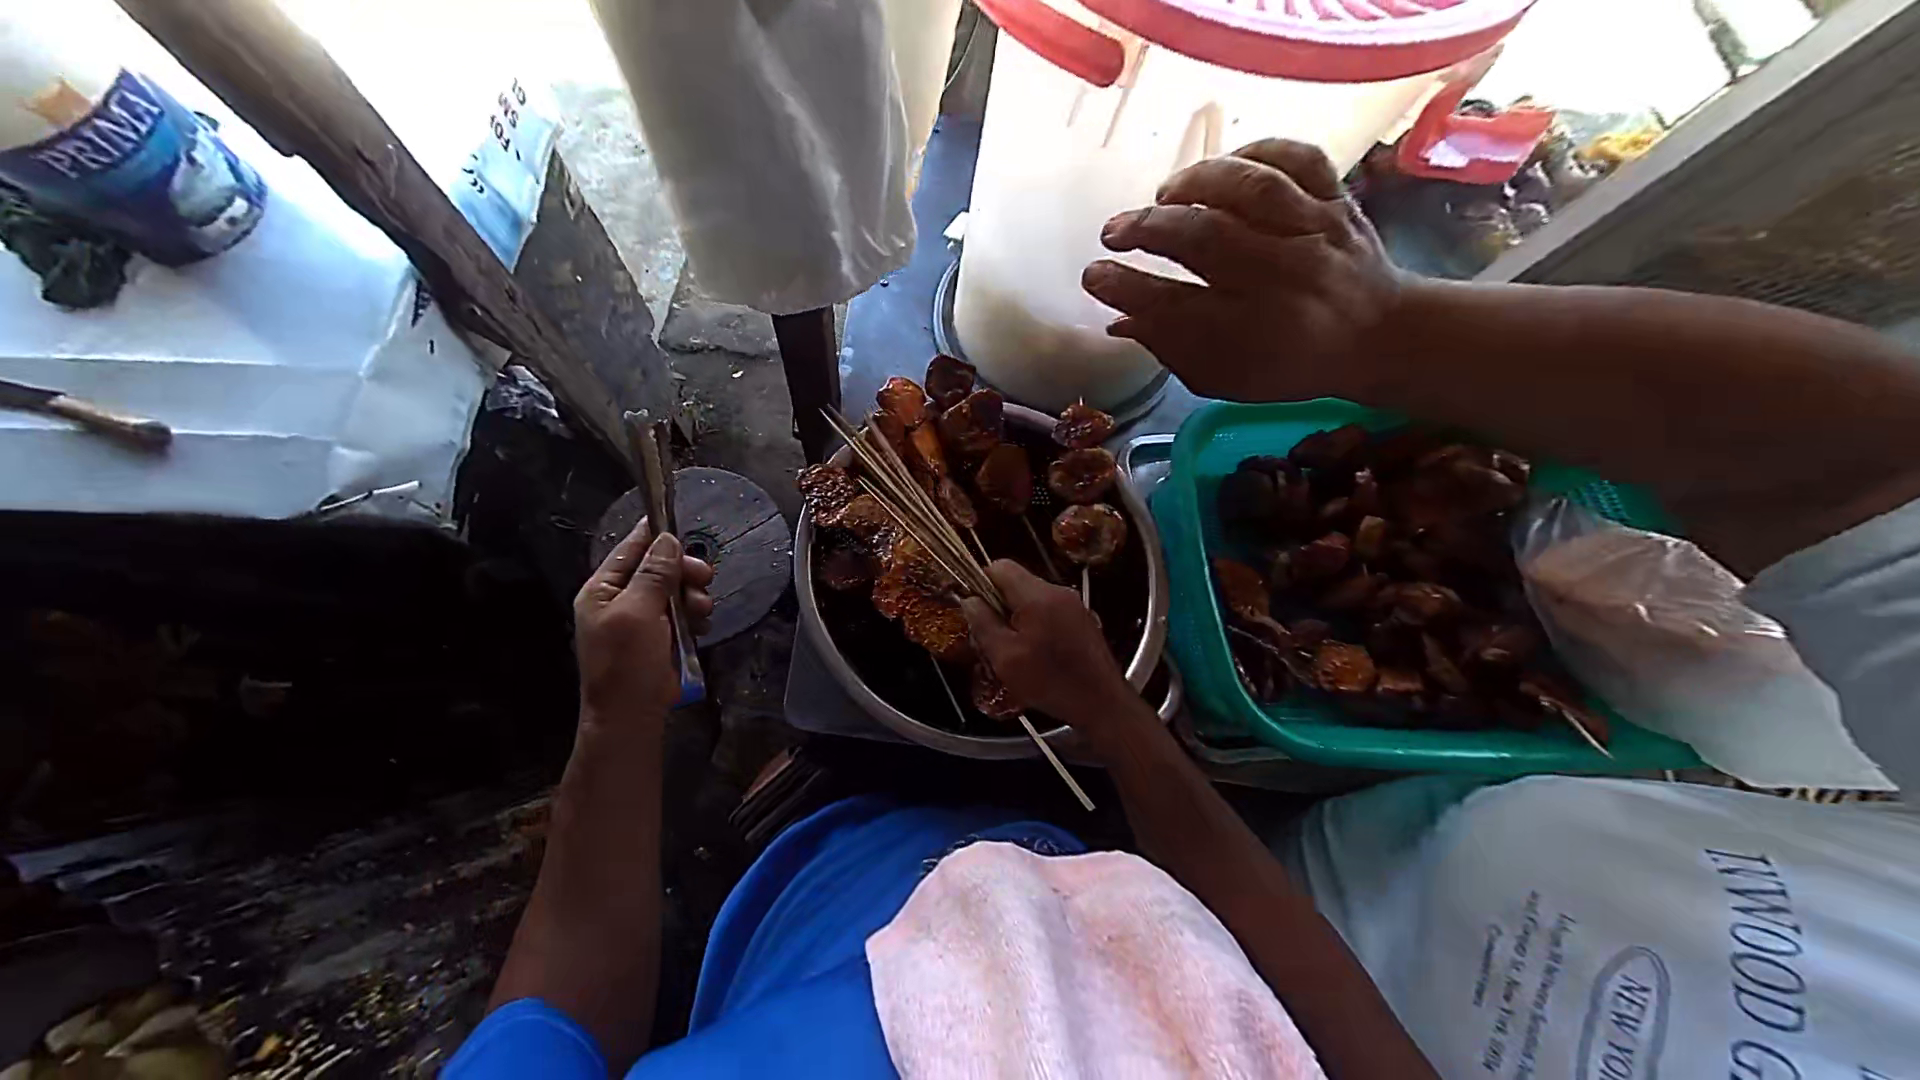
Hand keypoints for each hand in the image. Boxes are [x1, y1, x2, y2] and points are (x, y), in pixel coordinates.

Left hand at [574, 518, 714, 722]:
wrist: (632, 715)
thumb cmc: (627, 662)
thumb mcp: (639, 612)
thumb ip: (654, 574)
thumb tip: (667, 540)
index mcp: (603, 590)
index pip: (629, 550)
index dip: (654, 536)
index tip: (680, 525)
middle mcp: (621, 600)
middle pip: (658, 568)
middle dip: (683, 572)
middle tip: (703, 578)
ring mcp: (641, 619)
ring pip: (675, 590)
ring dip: (692, 596)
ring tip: (701, 612)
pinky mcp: (660, 636)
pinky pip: (682, 613)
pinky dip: (693, 615)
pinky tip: (700, 626)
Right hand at [960, 560, 1143, 741]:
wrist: (1102, 703)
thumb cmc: (1050, 682)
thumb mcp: (1005, 657)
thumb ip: (983, 623)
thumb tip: (969, 600)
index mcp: (1037, 595)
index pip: (1000, 566)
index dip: (980, 582)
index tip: (975, 609)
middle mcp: (1058, 591)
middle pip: (1017, 582)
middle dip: (998, 603)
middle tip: (991, 635)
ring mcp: (1073, 604)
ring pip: (1031, 597)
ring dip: (1016, 616)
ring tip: (1012, 649)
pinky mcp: (1082, 619)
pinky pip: (1048, 610)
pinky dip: (1035, 624)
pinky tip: (1035, 653)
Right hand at [1081, 139, 1405, 403]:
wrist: (1380, 336)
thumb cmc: (1289, 366)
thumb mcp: (1224, 378)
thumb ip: (1172, 351)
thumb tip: (1119, 320)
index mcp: (1250, 332)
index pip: (1172, 305)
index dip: (1125, 288)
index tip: (1093, 276)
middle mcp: (1281, 278)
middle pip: (1204, 239)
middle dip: (1146, 230)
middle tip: (1112, 232)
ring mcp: (1313, 231)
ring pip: (1249, 188)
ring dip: (1193, 184)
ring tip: (1162, 195)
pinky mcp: (1336, 199)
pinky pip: (1297, 156)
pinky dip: (1254, 151)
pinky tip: (1222, 166)